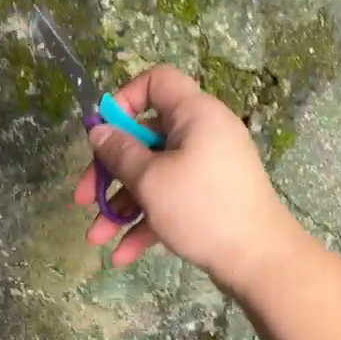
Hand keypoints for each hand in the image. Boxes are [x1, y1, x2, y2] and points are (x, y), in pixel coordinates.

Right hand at [75, 65, 312, 293]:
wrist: (257, 257)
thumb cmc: (202, 208)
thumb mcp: (151, 180)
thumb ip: (120, 153)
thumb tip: (99, 131)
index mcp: (194, 114)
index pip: (157, 82)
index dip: (125, 100)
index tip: (102, 133)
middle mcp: (202, 135)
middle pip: (144, 140)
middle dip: (109, 173)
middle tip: (83, 199)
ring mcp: (206, 170)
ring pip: (152, 178)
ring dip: (120, 207)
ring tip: (97, 239)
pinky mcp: (207, 201)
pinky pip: (169, 204)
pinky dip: (145, 225)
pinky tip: (122, 255)